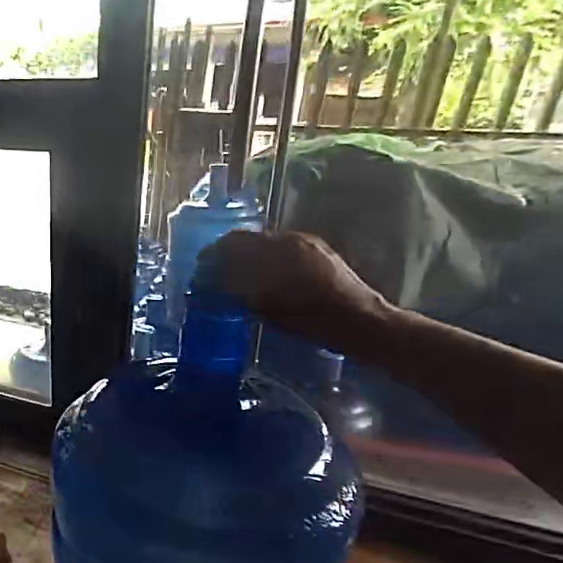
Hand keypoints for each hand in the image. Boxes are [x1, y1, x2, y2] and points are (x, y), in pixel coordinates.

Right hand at [205, 230, 397, 352]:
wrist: (361, 323)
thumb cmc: (315, 320)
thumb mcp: (270, 309)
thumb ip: (241, 292)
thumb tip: (215, 284)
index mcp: (280, 248)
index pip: (235, 241)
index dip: (214, 254)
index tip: (201, 268)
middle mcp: (293, 239)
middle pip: (250, 240)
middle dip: (229, 255)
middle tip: (214, 275)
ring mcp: (308, 245)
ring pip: (266, 245)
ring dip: (247, 259)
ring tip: (236, 280)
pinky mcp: (318, 254)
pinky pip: (282, 251)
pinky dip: (266, 262)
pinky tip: (263, 281)